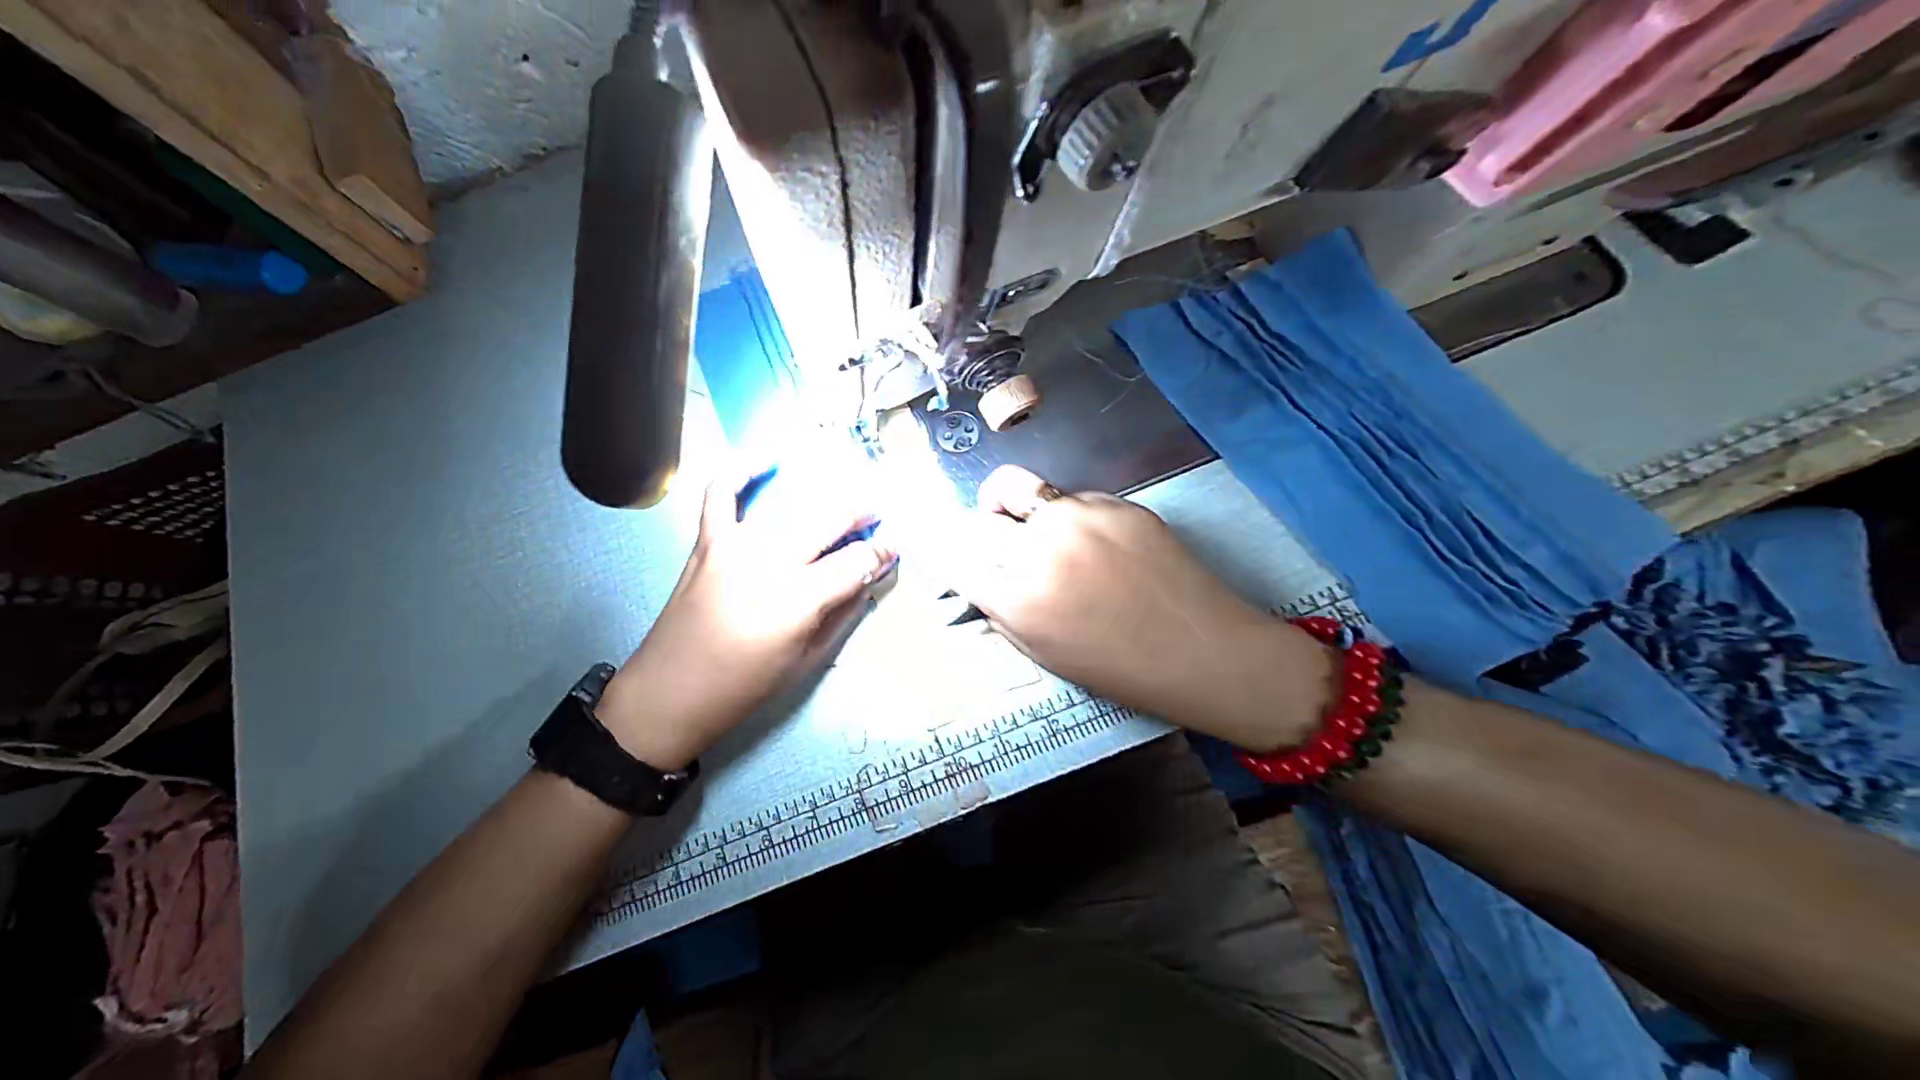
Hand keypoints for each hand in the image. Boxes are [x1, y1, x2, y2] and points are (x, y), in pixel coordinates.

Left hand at [597, 466, 895, 769]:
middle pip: (827, 524)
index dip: (881, 553)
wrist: (669, 695)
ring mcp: (733, 548)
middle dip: (860, 516)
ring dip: (821, 499)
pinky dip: (740, 472)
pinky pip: (721, 495)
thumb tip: (868, 578)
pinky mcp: (706, 544)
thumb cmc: (744, 688)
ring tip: (840, 502)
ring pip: (787, 509)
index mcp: (798, 601)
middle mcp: (769, 565)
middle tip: (877, 515)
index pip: (854, 563)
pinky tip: (766, 462)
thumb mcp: (806, 661)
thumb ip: (841, 614)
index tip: (895, 546)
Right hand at [943, 466, 1333, 751]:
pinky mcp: (1118, 503)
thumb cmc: (1119, 667)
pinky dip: (1071, 516)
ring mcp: (1082, 518)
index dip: (944, 548)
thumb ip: (1002, 610)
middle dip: (981, 524)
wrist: (1203, 650)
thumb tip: (976, 578)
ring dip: (1023, 512)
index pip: (955, 556)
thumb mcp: (1045, 652)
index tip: (946, 545)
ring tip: (1049, 535)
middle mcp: (1042, 550)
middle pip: (983, 514)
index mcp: (1019, 599)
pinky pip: (1073, 498)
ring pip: (1024, 492)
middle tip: (995, 535)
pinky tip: (1099, 543)